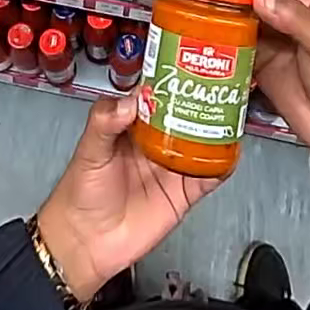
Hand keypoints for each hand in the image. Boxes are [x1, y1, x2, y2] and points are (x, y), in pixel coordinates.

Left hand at [36, 96, 221, 301]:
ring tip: (229, 113)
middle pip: (184, 116)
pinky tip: (230, 154)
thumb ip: (104, 122)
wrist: (85, 243)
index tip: (185, 66)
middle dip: (200, 102)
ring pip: (201, 143)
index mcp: (132, 125)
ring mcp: (170, 167)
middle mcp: (155, 143)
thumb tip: (129, 102)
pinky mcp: (182, 194)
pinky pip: (208, 177)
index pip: (155, 96)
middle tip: (216, 85)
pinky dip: (222, 165)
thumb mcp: (88, 150)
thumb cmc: (80, 193)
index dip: (170, 81)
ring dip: (215, 129)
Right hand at [223, 0, 309, 165]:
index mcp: (306, 2)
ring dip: (221, 14)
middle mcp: (284, 16)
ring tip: (202, 15)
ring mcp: (269, 40)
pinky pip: (233, 46)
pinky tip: (210, 42)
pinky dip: (220, 42)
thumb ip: (296, 19)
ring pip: (238, 17)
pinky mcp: (257, 63)